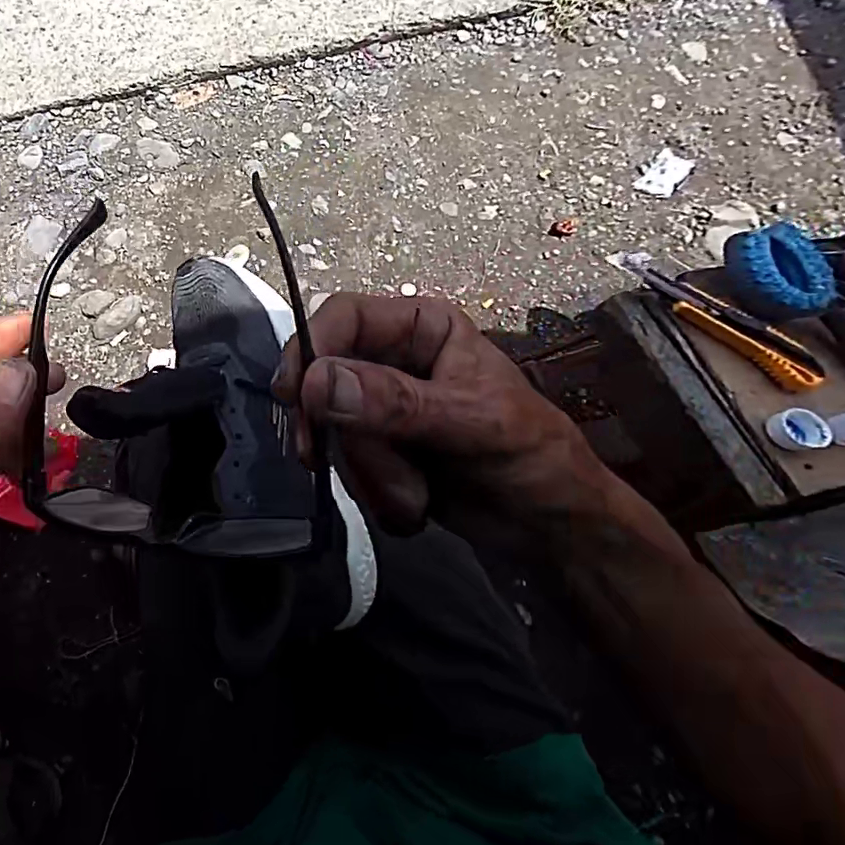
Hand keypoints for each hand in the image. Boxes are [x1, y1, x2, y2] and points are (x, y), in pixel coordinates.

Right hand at [271, 293, 610, 536]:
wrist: (550, 527)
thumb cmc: (532, 457)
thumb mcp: (471, 423)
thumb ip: (396, 403)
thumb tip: (317, 382)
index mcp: (420, 328)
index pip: (343, 317)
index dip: (311, 349)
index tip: (295, 397)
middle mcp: (391, 360)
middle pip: (326, 383)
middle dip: (348, 437)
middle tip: (366, 473)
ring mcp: (379, 408)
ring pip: (331, 431)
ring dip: (370, 475)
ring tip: (417, 497)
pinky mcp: (375, 450)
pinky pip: (343, 464)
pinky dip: (373, 493)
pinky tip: (412, 505)